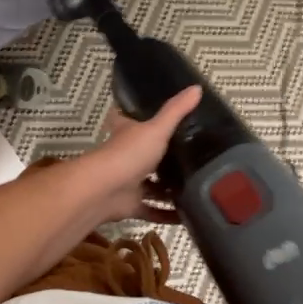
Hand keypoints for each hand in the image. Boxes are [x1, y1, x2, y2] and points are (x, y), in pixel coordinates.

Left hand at [53, 85, 201, 226]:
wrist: (104, 191)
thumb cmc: (128, 153)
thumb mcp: (156, 128)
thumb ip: (176, 111)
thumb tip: (198, 87)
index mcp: (127, 133)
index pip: (127, 118)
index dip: (135, 114)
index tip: (154, 113)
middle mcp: (126, 156)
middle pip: (143, 154)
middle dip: (162, 157)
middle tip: (192, 155)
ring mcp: (127, 182)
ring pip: (150, 185)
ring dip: (168, 188)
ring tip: (197, 185)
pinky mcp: (130, 205)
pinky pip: (152, 210)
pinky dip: (168, 215)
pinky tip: (188, 216)